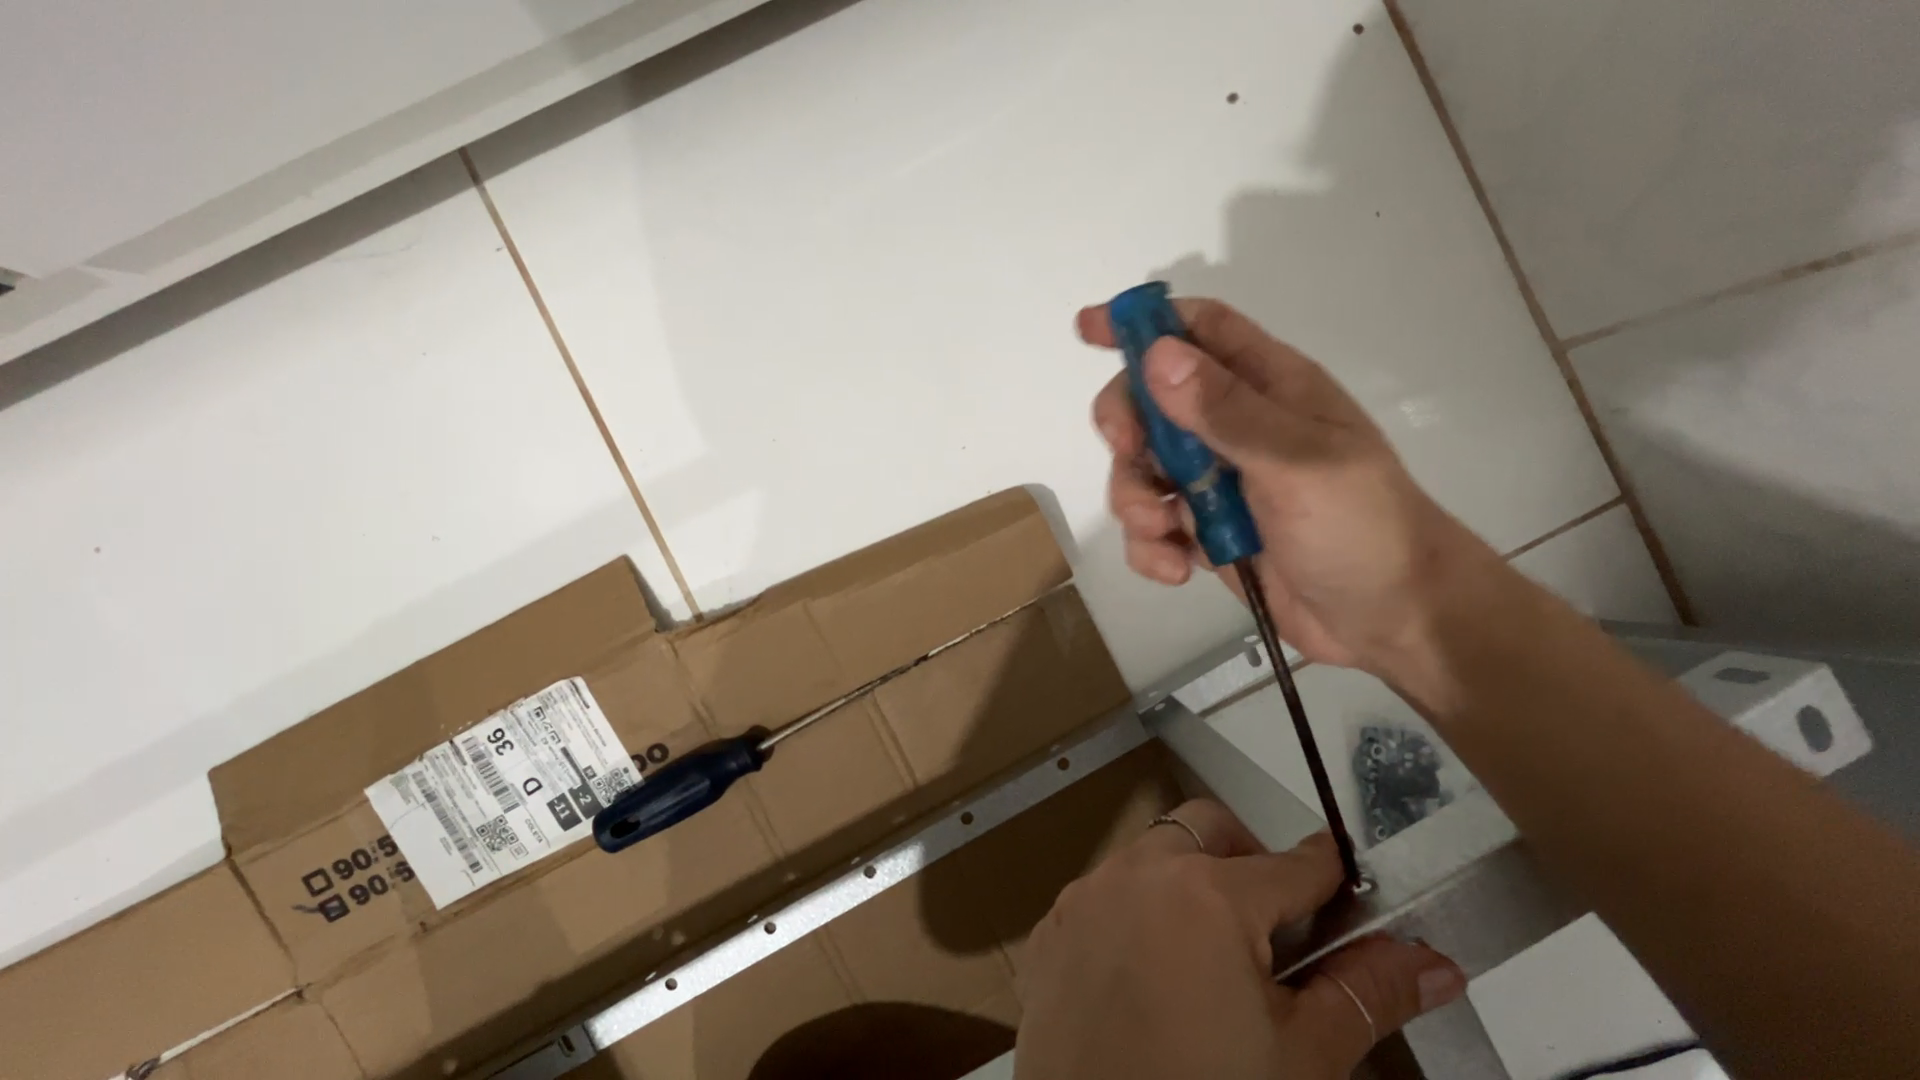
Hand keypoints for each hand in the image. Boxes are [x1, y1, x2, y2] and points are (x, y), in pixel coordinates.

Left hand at [1016, 799, 1464, 1078]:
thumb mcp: (1302, 1058)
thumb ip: (1368, 993)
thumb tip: (1435, 962)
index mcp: (1207, 893)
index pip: (1295, 863)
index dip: (1333, 877)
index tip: (1351, 892)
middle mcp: (1137, 875)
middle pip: (1208, 829)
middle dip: (1249, 858)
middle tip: (1273, 925)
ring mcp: (1084, 899)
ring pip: (1149, 855)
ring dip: (1186, 881)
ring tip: (1210, 957)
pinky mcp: (1049, 932)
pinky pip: (1101, 896)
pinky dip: (1133, 914)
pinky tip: (1149, 977)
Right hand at [1078, 296, 1495, 676]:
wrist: (1391, 617)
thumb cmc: (1360, 526)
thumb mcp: (1297, 461)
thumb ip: (1226, 411)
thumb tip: (1156, 355)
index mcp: (1268, 387)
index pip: (1197, 331)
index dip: (1144, 324)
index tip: (1088, 329)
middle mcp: (1236, 426)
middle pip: (1151, 401)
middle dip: (1127, 426)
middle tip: (1128, 454)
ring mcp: (1218, 482)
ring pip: (1143, 469)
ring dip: (1135, 499)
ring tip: (1163, 534)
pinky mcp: (1207, 533)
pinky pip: (1153, 527)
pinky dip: (1150, 547)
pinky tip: (1177, 570)